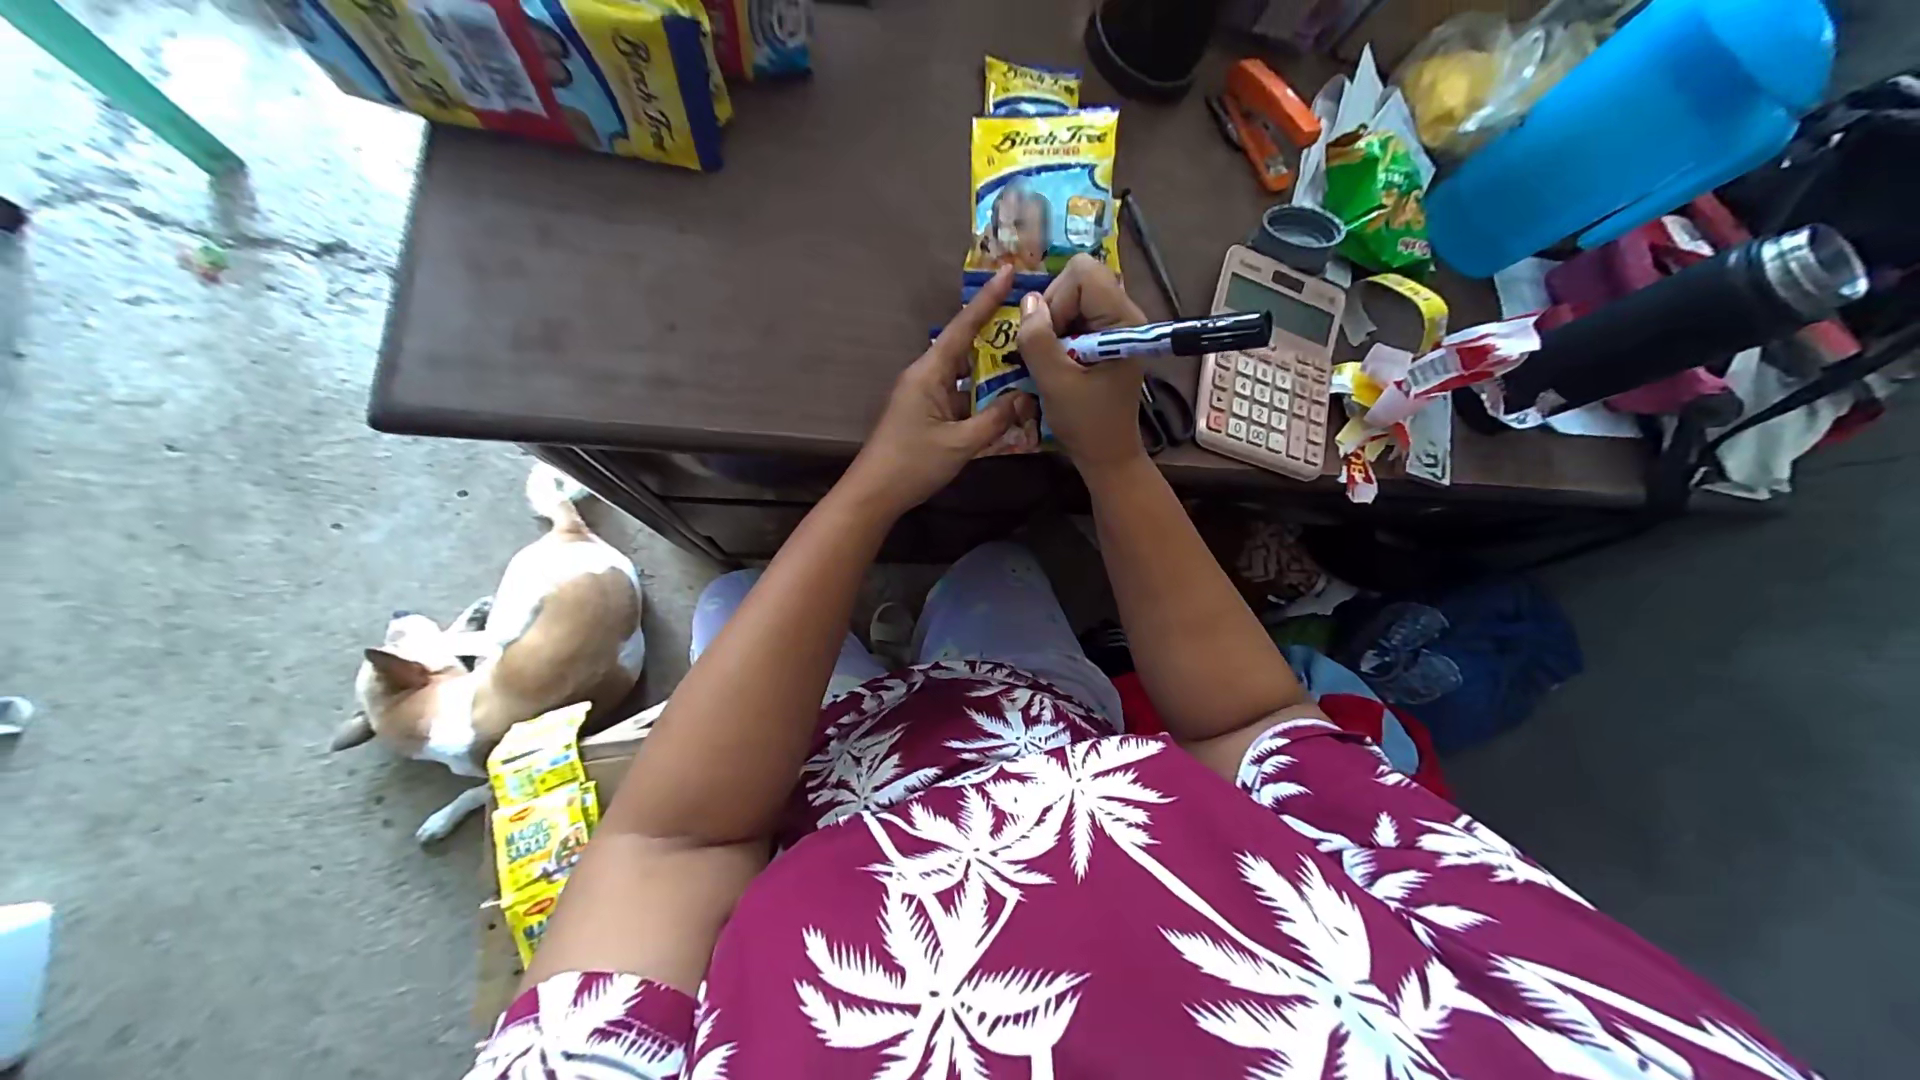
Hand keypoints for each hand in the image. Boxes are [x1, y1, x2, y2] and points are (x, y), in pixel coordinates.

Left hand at [841, 266, 1038, 515]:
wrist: (874, 493)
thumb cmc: (913, 464)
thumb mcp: (960, 443)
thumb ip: (995, 419)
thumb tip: (1026, 398)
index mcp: (929, 373)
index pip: (963, 328)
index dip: (987, 301)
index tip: (1008, 272)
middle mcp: (925, 376)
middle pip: (964, 346)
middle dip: (995, 332)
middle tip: (1030, 319)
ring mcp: (923, 395)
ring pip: (963, 373)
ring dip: (990, 368)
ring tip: (1026, 357)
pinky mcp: (925, 413)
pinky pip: (958, 394)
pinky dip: (980, 393)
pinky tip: (1004, 398)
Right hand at [1017, 255, 1150, 476]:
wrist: (1107, 454)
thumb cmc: (1086, 423)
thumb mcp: (1055, 384)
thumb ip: (1038, 340)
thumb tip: (1028, 302)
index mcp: (1122, 320)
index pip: (1082, 272)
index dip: (1057, 299)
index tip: (1050, 339)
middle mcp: (1124, 313)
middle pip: (1078, 279)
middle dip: (1053, 309)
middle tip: (1048, 349)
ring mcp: (1115, 325)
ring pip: (1073, 296)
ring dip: (1053, 324)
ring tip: (1051, 358)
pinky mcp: (1105, 337)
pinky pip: (1076, 315)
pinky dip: (1059, 333)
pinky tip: (1057, 360)